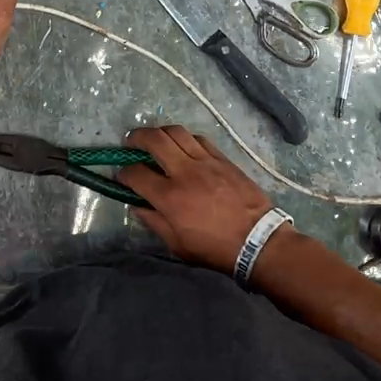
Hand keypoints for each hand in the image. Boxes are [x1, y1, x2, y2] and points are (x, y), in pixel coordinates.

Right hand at [117, 126, 279, 270]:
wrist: (259, 242)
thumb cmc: (215, 249)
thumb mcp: (178, 245)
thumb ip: (154, 222)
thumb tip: (137, 206)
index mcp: (170, 197)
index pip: (136, 174)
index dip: (124, 172)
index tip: (122, 175)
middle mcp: (184, 172)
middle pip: (154, 140)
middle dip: (136, 137)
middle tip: (131, 141)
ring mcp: (205, 162)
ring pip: (176, 132)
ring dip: (160, 132)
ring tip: (156, 139)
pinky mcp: (222, 159)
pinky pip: (199, 138)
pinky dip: (185, 139)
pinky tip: (184, 146)